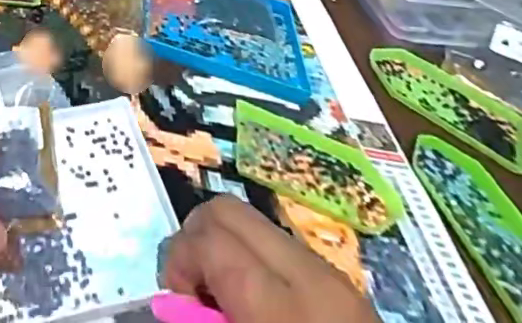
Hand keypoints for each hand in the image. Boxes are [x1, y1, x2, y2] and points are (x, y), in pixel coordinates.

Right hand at [160, 196, 377, 322]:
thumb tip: (175, 304)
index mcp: (276, 303)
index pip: (207, 238)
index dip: (176, 261)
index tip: (176, 303)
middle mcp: (306, 273)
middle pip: (226, 210)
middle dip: (195, 239)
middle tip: (192, 292)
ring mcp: (332, 278)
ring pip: (254, 223)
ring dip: (225, 249)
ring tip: (224, 304)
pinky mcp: (346, 290)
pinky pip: (282, 250)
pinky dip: (254, 263)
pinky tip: (258, 312)